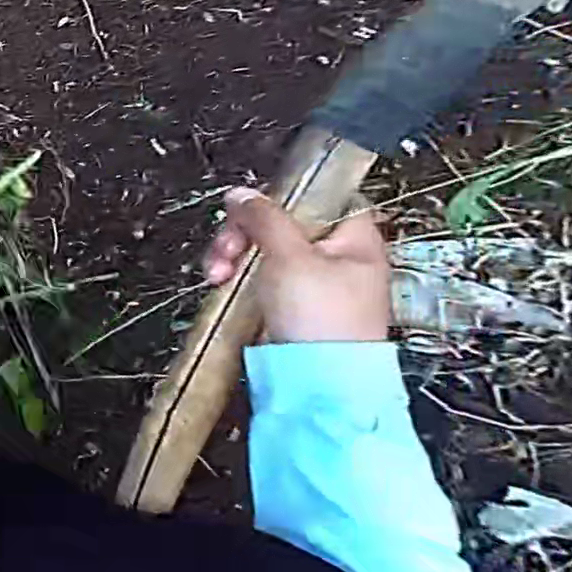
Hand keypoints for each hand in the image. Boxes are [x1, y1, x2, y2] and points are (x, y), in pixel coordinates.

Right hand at [202, 186, 391, 343]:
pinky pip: (253, 273)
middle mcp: (334, 257)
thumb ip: (264, 219)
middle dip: (242, 233)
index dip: (288, 197)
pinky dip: (234, 275)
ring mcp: (308, 280)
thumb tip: (240, 192)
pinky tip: (221, 283)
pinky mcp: (284, 300)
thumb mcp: (290, 256)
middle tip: (227, 249)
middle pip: (280, 223)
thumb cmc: (318, 314)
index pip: (323, 199)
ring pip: (260, 248)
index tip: (253, 207)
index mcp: (354, 241)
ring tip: (217, 273)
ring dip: (231, 255)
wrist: (315, 378)